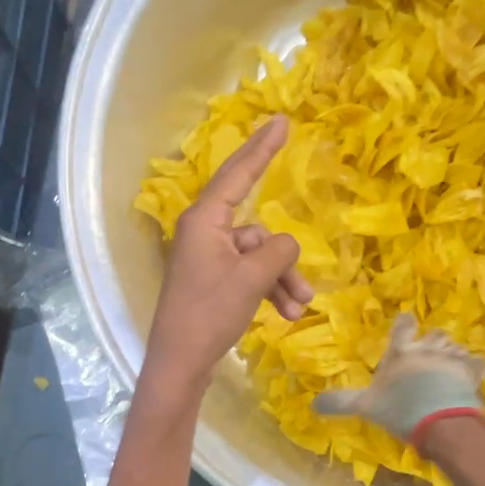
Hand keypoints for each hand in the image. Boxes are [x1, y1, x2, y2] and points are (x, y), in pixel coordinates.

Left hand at [146, 115, 314, 391]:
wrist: (179, 363)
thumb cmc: (209, 315)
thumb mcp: (252, 279)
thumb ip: (278, 252)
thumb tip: (287, 246)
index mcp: (205, 221)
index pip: (237, 173)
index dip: (262, 148)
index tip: (282, 121)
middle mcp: (203, 233)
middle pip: (257, 232)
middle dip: (284, 261)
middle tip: (305, 292)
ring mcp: (206, 260)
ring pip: (257, 259)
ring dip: (280, 282)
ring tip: (298, 310)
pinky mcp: (210, 284)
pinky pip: (247, 276)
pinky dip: (267, 292)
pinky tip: (284, 315)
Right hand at [314, 312, 484, 448]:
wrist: (441, 424)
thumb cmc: (400, 410)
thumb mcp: (365, 407)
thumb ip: (340, 403)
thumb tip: (312, 405)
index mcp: (401, 351)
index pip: (403, 325)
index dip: (404, 324)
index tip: (405, 324)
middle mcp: (428, 348)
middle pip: (435, 333)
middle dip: (432, 341)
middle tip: (427, 355)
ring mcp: (453, 358)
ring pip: (456, 346)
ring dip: (452, 354)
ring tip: (447, 368)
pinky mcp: (472, 372)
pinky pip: (477, 363)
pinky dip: (474, 368)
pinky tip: (471, 375)